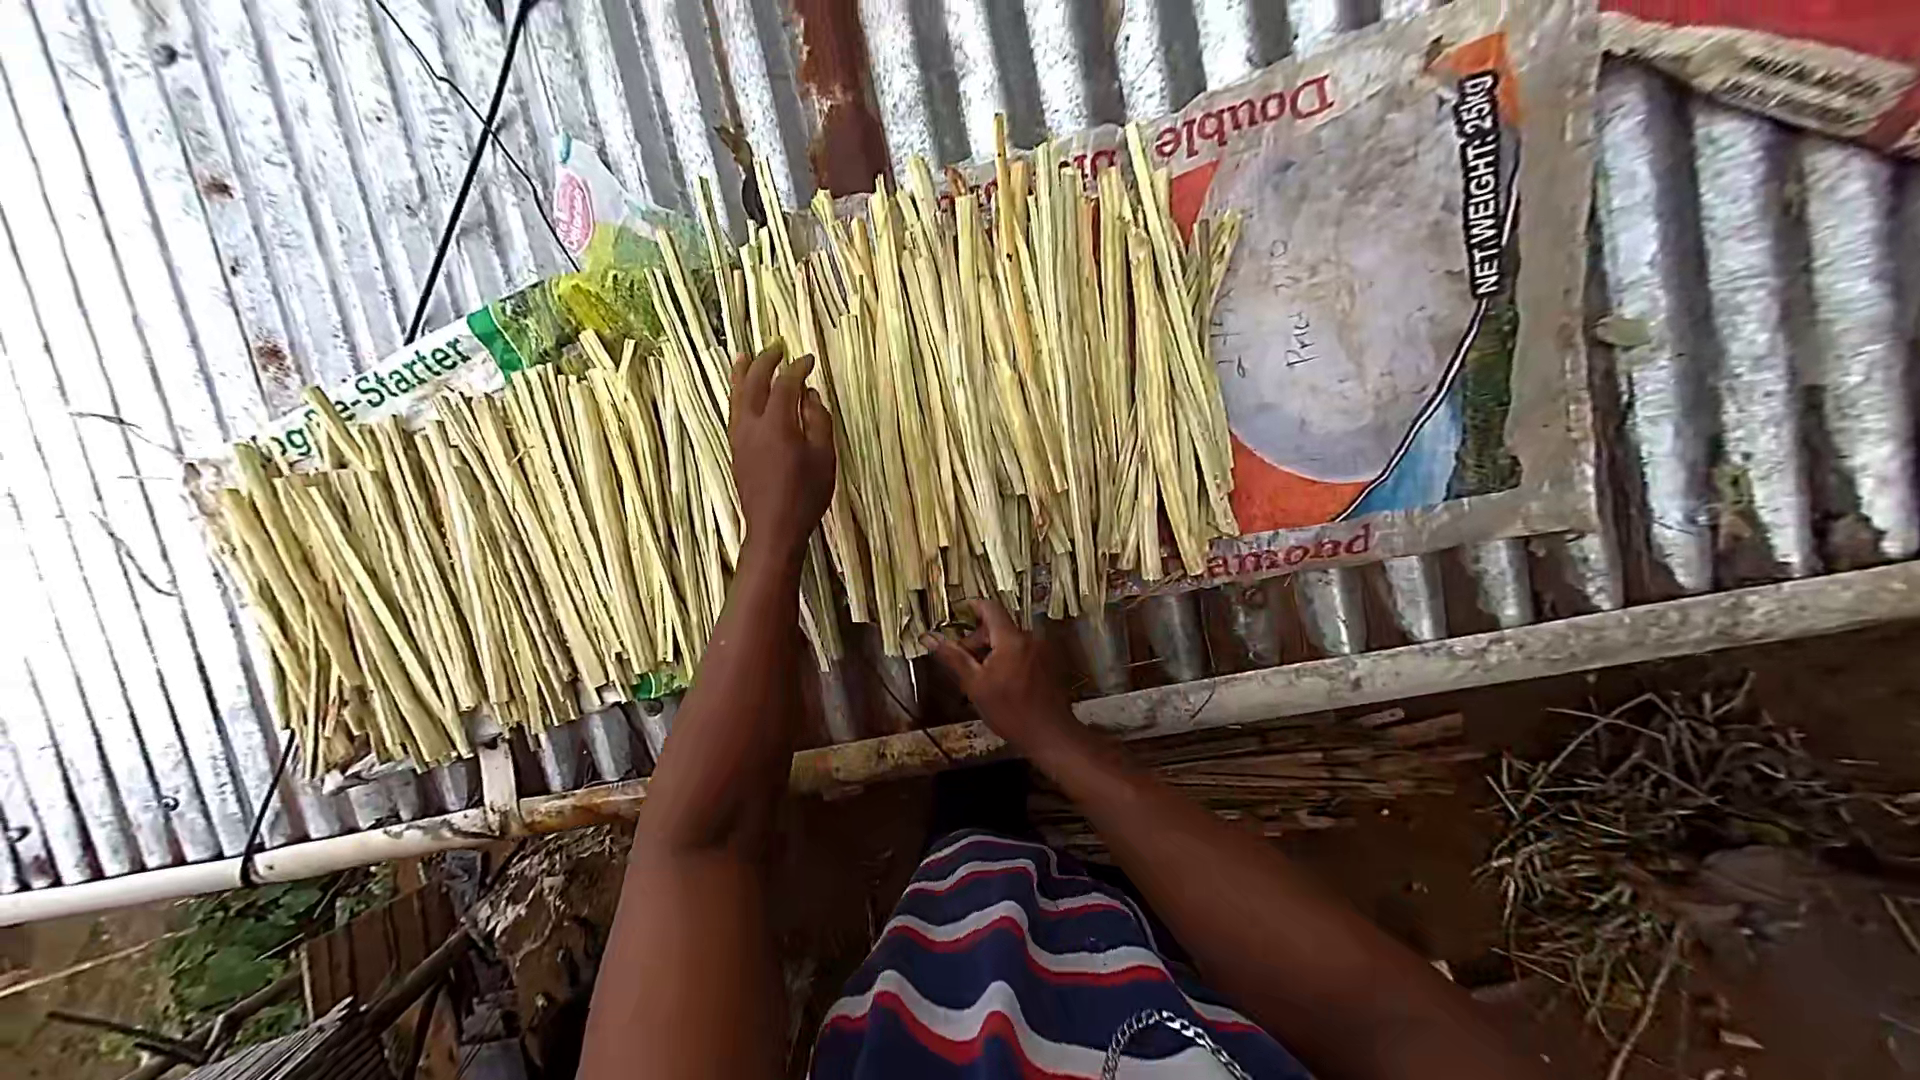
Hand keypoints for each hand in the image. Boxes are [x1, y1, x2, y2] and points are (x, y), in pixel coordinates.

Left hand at [728, 341, 835, 560]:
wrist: (774, 526)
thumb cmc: (806, 494)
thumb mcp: (824, 457)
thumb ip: (818, 421)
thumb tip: (810, 396)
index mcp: (778, 423)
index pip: (786, 384)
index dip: (797, 368)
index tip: (808, 360)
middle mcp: (753, 424)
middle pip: (754, 382)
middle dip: (765, 361)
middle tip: (776, 347)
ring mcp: (740, 436)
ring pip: (737, 395)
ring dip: (742, 373)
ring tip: (745, 356)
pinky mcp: (735, 449)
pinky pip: (734, 410)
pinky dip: (738, 394)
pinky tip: (741, 393)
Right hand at [922, 596, 1075, 748]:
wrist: (1049, 734)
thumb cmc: (1010, 711)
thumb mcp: (975, 685)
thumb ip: (953, 657)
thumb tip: (928, 638)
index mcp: (1011, 639)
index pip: (990, 608)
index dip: (971, 608)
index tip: (956, 617)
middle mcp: (1030, 637)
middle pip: (998, 626)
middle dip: (978, 640)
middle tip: (965, 664)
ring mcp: (1042, 649)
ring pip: (1010, 640)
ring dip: (993, 651)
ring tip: (983, 677)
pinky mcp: (1050, 662)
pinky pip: (1023, 650)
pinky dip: (1009, 658)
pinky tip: (1002, 682)